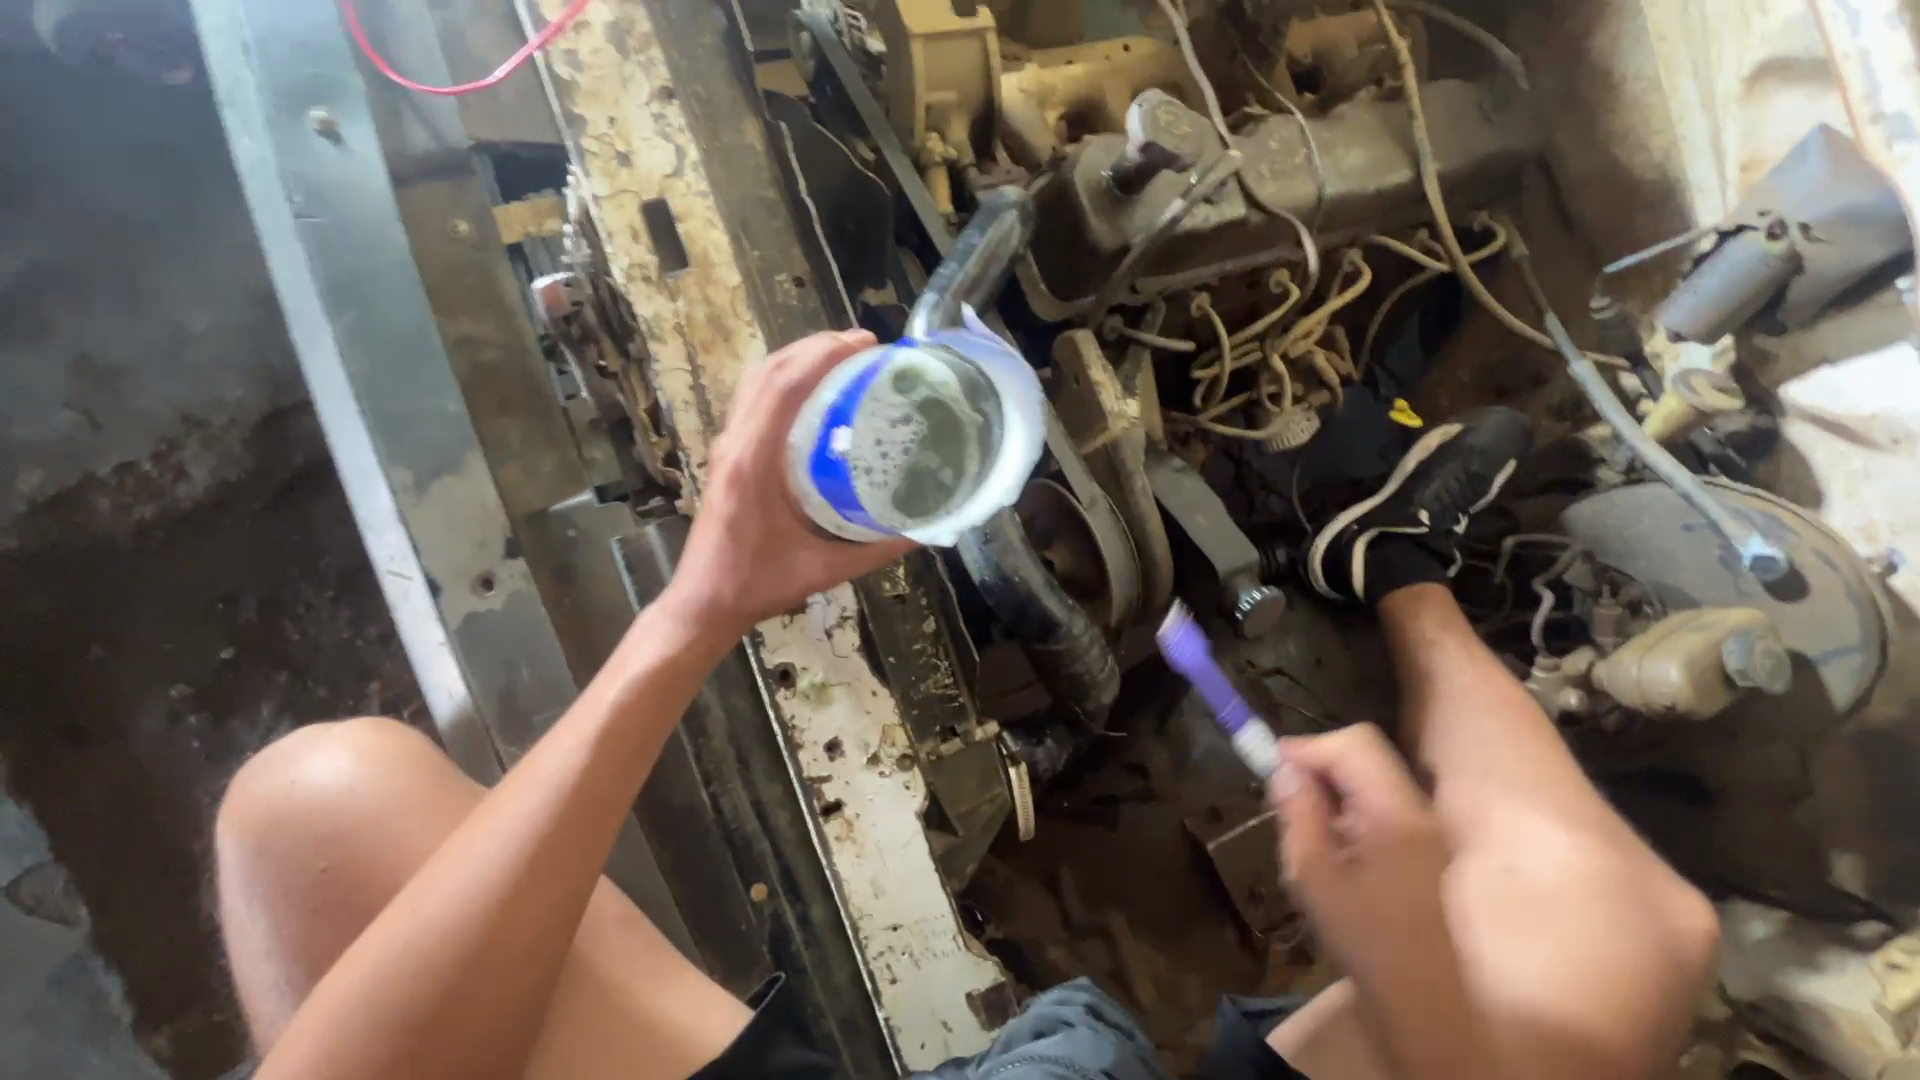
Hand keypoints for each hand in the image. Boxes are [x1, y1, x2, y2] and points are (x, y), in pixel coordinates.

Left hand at [662, 330, 915, 639]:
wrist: (704, 601)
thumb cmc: (758, 585)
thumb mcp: (825, 569)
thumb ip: (878, 549)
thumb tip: (926, 530)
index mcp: (754, 463)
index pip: (785, 387)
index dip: (825, 355)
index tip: (866, 344)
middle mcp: (735, 444)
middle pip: (768, 372)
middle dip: (815, 347)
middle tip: (862, 344)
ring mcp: (726, 447)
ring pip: (756, 381)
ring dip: (796, 358)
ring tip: (840, 356)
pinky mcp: (726, 455)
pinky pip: (752, 400)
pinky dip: (782, 380)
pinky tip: (813, 391)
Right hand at [1271, 724, 1451, 981]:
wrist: (1420, 996)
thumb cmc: (1361, 938)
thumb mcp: (1312, 874)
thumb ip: (1298, 813)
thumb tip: (1285, 769)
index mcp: (1395, 814)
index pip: (1355, 745)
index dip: (1310, 745)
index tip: (1272, 763)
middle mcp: (1418, 809)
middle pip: (1365, 752)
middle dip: (1319, 760)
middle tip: (1282, 788)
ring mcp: (1425, 825)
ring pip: (1371, 772)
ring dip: (1332, 781)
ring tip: (1300, 815)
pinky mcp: (1422, 841)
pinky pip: (1379, 798)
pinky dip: (1347, 801)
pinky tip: (1327, 835)